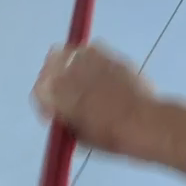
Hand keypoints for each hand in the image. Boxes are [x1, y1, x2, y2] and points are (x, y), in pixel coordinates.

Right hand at [32, 44, 172, 158]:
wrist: (146, 124)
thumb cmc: (112, 137)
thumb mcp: (80, 136)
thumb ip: (66, 121)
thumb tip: (62, 114)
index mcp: (58, 95)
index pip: (39, 89)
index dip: (43, 101)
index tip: (51, 113)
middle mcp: (70, 73)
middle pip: (50, 63)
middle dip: (52, 76)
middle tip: (62, 90)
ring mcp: (92, 61)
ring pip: (70, 52)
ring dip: (70, 62)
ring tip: (80, 77)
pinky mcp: (111, 57)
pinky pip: (93, 49)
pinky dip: (91, 56)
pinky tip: (99, 70)